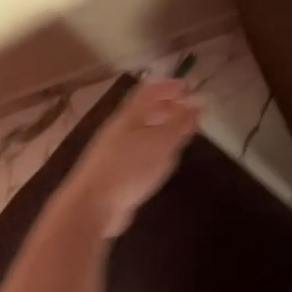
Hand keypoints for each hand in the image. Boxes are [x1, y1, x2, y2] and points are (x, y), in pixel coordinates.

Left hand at [58, 79, 199, 237]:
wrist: (94, 205)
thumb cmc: (130, 168)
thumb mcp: (161, 143)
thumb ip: (180, 123)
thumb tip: (197, 103)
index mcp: (129, 118)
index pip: (148, 92)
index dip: (168, 86)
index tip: (189, 87)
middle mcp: (120, 130)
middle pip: (144, 111)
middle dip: (167, 107)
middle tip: (189, 110)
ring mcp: (115, 152)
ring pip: (142, 132)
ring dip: (162, 128)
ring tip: (181, 134)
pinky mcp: (117, 172)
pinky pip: (140, 152)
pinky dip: (155, 149)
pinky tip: (164, 160)